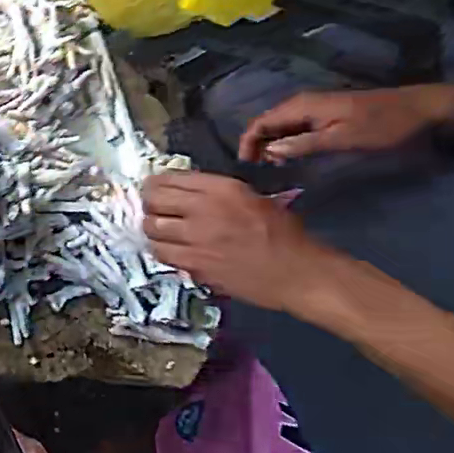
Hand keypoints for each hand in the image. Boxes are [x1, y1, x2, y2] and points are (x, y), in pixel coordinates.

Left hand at [141, 171, 348, 321]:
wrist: (303, 274)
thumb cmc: (283, 234)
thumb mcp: (249, 198)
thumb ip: (210, 191)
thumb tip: (174, 189)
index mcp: (221, 189)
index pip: (166, 179)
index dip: (155, 186)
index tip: (156, 192)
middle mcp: (204, 208)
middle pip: (152, 200)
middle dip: (151, 205)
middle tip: (158, 212)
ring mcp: (197, 237)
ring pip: (150, 226)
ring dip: (154, 229)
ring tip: (164, 232)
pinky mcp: (194, 262)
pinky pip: (160, 251)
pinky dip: (161, 249)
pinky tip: (172, 250)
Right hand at [238, 86, 447, 162]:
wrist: (424, 108)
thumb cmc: (383, 125)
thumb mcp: (342, 139)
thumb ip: (302, 144)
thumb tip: (269, 151)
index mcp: (298, 107)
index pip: (258, 123)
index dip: (247, 143)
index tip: (246, 164)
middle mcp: (299, 103)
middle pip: (265, 123)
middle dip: (257, 144)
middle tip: (260, 167)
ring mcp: (312, 106)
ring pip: (279, 124)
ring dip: (272, 143)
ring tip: (275, 163)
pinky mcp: (324, 111)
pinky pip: (294, 125)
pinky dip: (287, 139)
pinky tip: (293, 152)